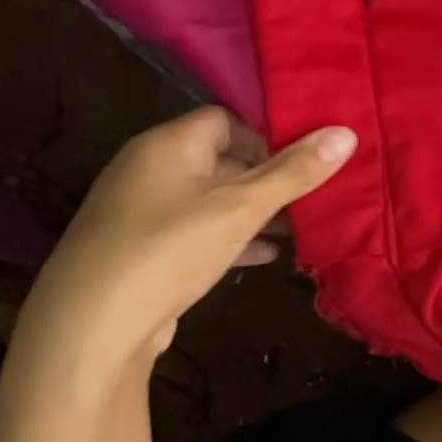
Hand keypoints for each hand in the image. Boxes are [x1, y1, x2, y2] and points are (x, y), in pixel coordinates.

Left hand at [10, 107, 355, 369]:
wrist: (95, 323)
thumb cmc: (170, 248)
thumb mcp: (242, 207)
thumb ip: (294, 172)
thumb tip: (346, 133)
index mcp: (168, 145)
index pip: (225, 119)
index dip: (268, 134)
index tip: (309, 158)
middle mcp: (150, 168)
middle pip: (221, 158)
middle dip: (269, 176)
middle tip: (315, 194)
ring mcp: (145, 211)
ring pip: (213, 199)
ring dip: (255, 211)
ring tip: (302, 227)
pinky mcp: (147, 248)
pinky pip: (200, 230)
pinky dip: (234, 237)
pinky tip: (267, 255)